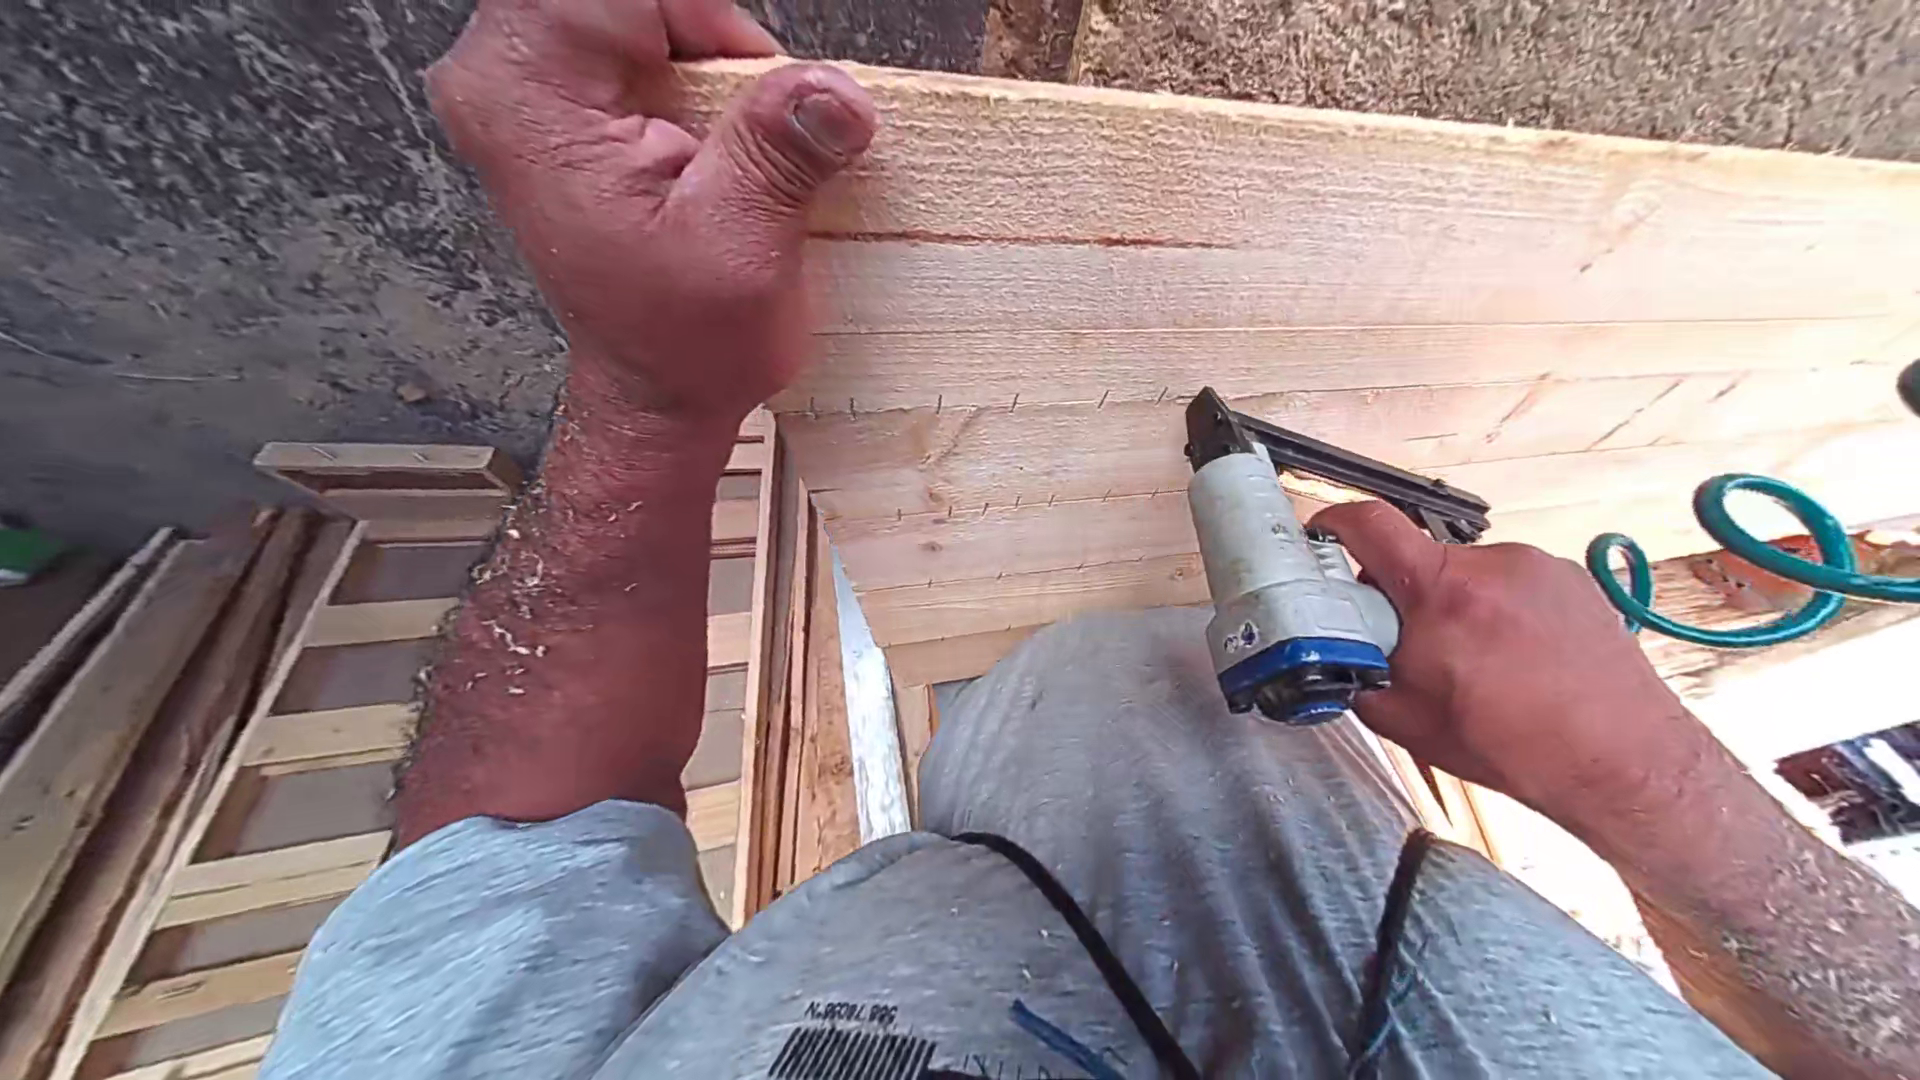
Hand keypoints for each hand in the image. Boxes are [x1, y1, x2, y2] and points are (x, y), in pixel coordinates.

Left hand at [427, 0, 876, 423]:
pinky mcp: (573, 128)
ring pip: (642, 24)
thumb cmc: (687, 348)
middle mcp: (510, 85)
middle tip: (760, 134)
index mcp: (528, 98)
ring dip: (715, 81)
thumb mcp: (744, 251)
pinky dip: (703, 101)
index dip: (714, 22)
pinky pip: (643, 62)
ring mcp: (537, 104)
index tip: (770, 93)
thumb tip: (837, 89)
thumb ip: (780, 155)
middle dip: (714, 50)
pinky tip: (723, 166)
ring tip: (742, 165)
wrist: (662, 399)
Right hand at [1309, 501, 1724, 835]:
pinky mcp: (1568, 579)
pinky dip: (1487, 605)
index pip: (1370, 523)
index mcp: (1442, 594)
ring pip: (1456, 569)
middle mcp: (1492, 567)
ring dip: (1443, 600)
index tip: (1322, 534)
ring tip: (1466, 652)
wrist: (1627, 766)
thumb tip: (1331, 651)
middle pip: (1411, 555)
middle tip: (1402, 636)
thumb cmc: (1514, 746)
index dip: (1333, 521)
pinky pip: (1500, 578)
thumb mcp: (1400, 714)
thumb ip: (1355, 667)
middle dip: (1395, 591)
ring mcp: (1536, 568)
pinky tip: (1506, 650)